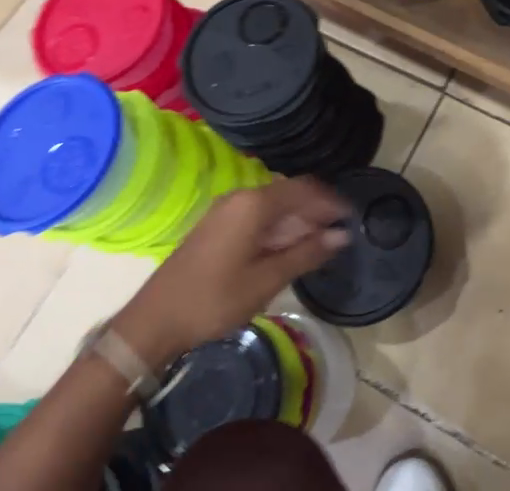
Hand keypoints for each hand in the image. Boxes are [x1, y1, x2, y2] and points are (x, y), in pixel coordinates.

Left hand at [110, 177, 349, 361]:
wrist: (156, 320)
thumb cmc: (215, 300)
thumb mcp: (267, 280)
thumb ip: (307, 253)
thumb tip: (342, 235)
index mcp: (255, 204)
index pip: (305, 189)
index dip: (332, 201)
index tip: (353, 218)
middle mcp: (241, 198)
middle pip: (290, 194)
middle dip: (316, 212)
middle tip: (339, 237)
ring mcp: (226, 211)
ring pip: (274, 207)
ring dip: (298, 222)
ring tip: (318, 247)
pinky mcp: (218, 226)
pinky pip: (258, 217)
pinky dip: (278, 229)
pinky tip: (287, 251)